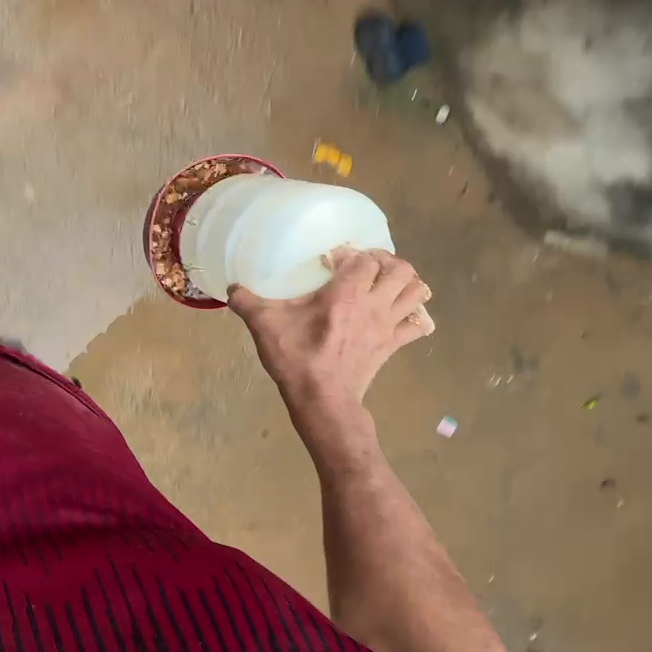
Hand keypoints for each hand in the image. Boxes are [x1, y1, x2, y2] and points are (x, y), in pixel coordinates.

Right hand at [228, 248, 434, 406]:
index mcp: (345, 294)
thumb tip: (232, 288)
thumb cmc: (295, 356)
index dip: (352, 254)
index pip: (365, 260)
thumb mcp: (262, 325)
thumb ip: (245, 302)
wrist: (321, 397)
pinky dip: (414, 315)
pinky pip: (420, 324)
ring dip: (405, 284)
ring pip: (418, 292)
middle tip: (364, 266)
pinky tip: (396, 314)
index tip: (332, 260)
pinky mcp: (394, 344)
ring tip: (384, 285)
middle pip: (402, 270)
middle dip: (386, 262)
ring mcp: (389, 325)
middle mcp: (374, 304)